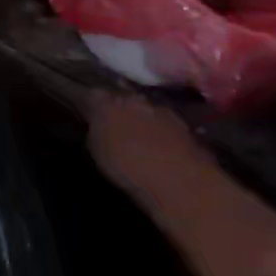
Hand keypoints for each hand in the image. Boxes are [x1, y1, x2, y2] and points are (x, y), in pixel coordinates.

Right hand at [83, 91, 210, 191]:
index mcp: (107, 103)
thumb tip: (99, 124)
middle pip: (124, 97)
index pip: (93, 94)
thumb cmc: (126, 166)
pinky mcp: (187, 127)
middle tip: (114, 121)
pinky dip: (163, 132)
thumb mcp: (97, 149)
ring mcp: (165, 111)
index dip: (91, 102)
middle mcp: (136, 99)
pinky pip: (168, 125)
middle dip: (119, 107)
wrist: (181, 181)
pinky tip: (161, 147)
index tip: (88, 111)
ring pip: (148, 110)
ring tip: (140, 136)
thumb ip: (97, 130)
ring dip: (143, 119)